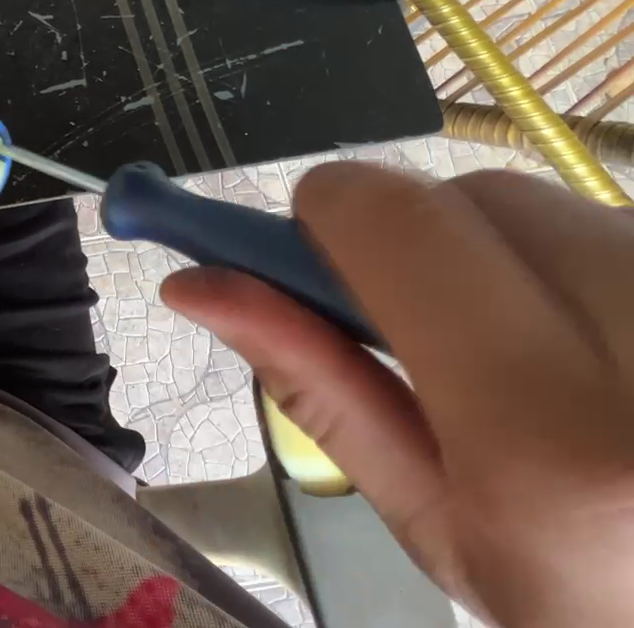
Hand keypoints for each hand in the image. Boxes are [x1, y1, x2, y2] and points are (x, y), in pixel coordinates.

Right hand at [163, 163, 633, 625]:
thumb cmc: (608, 613)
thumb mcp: (439, 526)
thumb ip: (314, 388)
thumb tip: (193, 284)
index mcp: (550, 435)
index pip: (395, 217)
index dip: (329, 211)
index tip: (309, 254)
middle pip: (481, 197)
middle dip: (425, 239)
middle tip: (427, 321)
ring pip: (568, 209)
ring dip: (518, 256)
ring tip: (546, 349)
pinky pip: (631, 235)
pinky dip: (598, 274)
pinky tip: (618, 350)